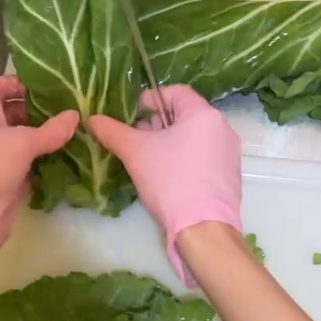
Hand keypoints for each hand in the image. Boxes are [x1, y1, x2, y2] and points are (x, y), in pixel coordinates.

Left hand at [0, 75, 76, 284]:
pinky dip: (44, 161)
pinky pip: (28, 164)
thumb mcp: (22, 143)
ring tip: (75, 130)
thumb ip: (51, 130)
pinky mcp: (7, 180)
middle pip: (12, 112)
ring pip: (23, 140)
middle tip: (69, 107)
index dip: (17, 81)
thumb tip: (75, 116)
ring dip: (44, 136)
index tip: (46, 84)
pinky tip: (68, 156)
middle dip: (38, 109)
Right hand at [88, 85, 240, 284]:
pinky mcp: (228, 176)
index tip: (130, 116)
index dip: (148, 99)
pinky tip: (167, 177)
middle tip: (135, 140)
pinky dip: (183, 159)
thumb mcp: (135, 153)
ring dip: (168, 142)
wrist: (203, 229)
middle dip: (155, 124)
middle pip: (183, 114)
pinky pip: (202, 157)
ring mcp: (229, 154)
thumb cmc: (170, 181)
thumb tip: (92, 119)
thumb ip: (112, 131)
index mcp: (204, 114)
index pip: (174, 91)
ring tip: (147, 160)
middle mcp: (222, 128)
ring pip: (192, 137)